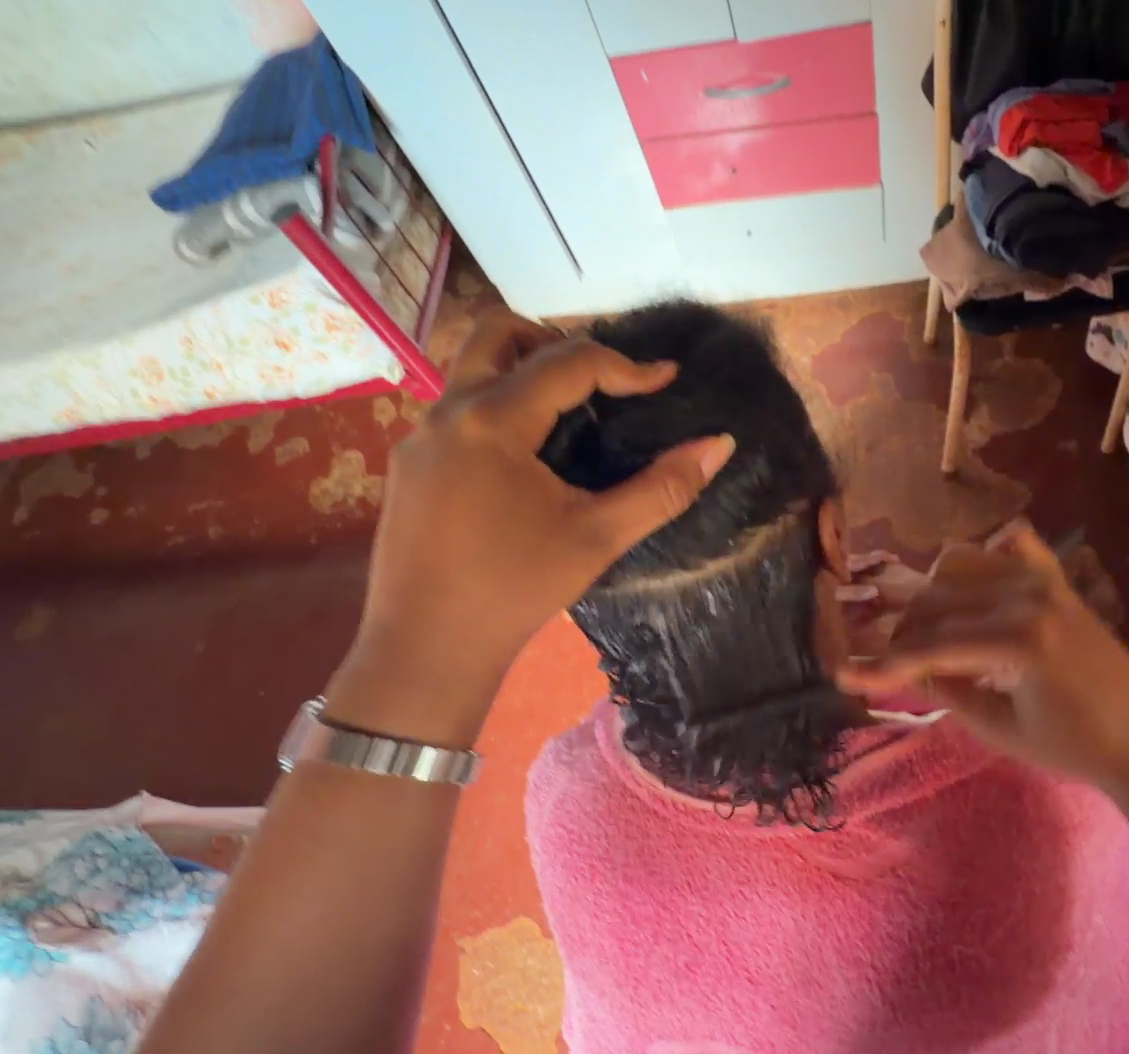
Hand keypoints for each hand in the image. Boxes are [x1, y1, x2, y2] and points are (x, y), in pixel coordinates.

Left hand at [324, 312, 735, 746]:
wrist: (427, 647)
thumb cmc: (517, 589)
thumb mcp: (599, 537)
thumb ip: (664, 488)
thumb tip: (719, 445)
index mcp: (493, 420)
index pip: (569, 362)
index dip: (627, 366)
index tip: (667, 379)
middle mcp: (448, 410)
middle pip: (499, 331)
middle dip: (556, 341)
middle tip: (599, 383)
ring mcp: (419, 435)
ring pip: (470, 366)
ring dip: (522, 370)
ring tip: (567, 415)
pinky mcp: (408, 462)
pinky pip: (457, 406)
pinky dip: (498, 406)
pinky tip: (525, 458)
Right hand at [840, 524, 1128, 786]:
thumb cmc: (1074, 747)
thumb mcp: (999, 729)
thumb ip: (945, 691)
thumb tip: (898, 668)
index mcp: (1019, 641)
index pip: (932, 647)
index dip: (885, 664)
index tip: (845, 674)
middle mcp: (1028, 597)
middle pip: (938, 602)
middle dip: (901, 632)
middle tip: (881, 661)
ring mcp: (1045, 581)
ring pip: (960, 568)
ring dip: (929, 598)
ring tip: (920, 633)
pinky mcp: (1057, 580)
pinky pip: (1008, 549)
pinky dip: (978, 559)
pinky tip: (964, 584)